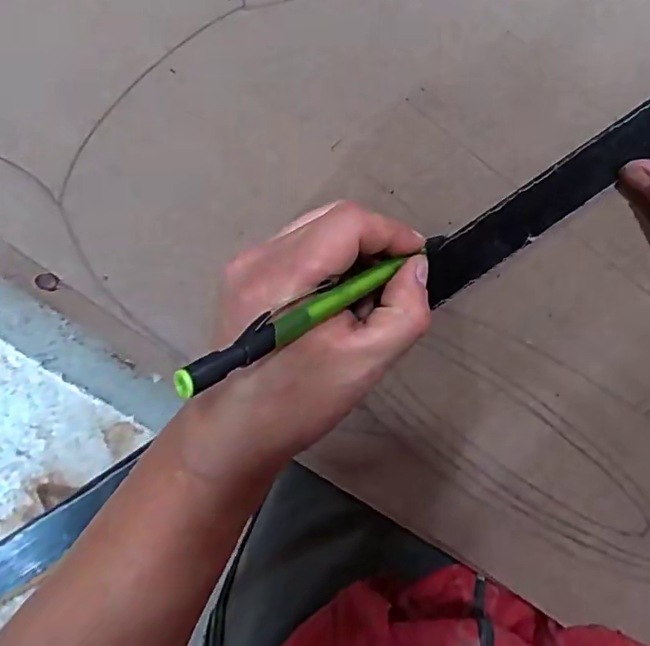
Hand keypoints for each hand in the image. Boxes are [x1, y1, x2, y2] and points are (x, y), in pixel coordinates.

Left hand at [175, 201, 429, 488]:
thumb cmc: (300, 402)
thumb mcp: (367, 362)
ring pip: (317, 226)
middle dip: (374, 239)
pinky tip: (336, 295)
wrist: (233, 432)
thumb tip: (415, 266)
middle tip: (395, 278)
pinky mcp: (244, 269)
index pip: (348, 221)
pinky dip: (330, 257)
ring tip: (365, 292)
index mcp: (283, 276)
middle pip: (333, 216)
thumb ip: (405, 309)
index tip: (416, 259)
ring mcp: (247, 260)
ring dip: (353, 248)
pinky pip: (300, 242)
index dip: (391, 232)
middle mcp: (259, 255)